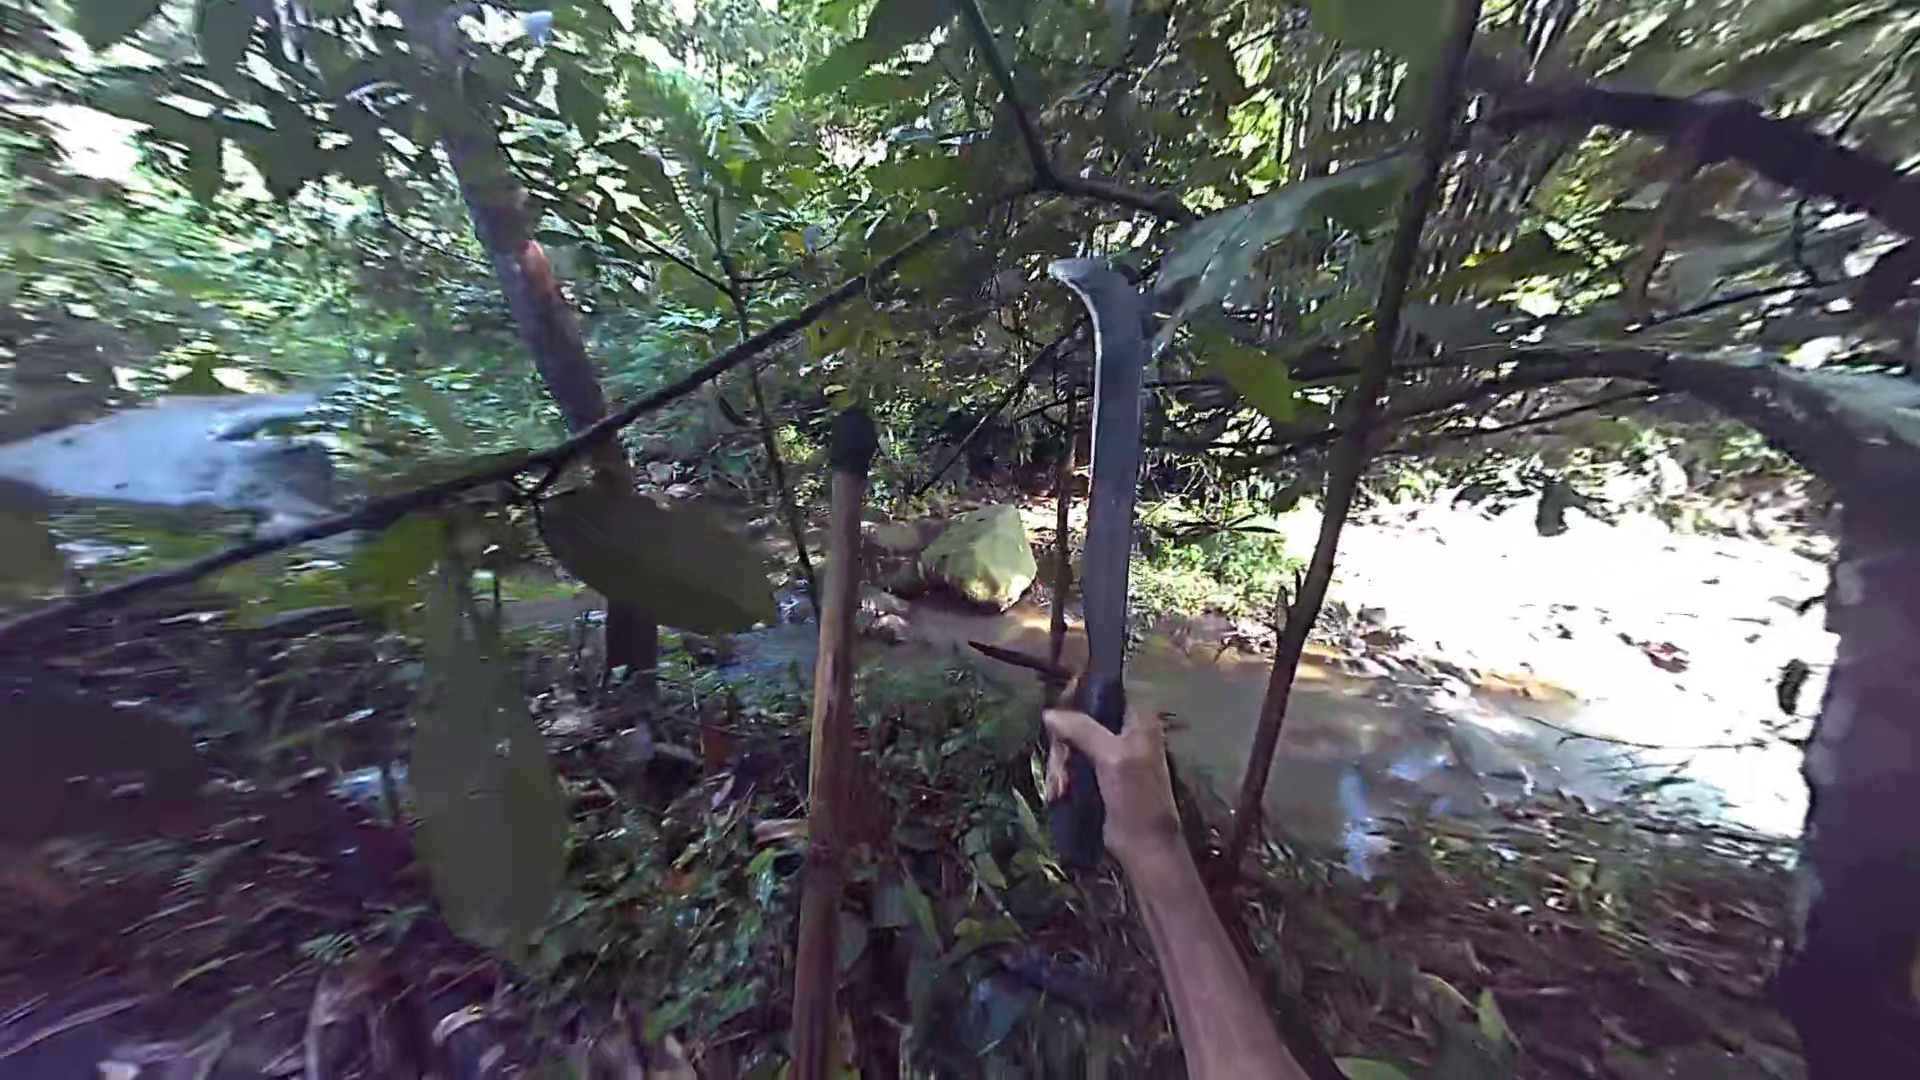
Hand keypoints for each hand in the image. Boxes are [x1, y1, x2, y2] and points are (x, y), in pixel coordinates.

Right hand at [1042, 703, 1181, 869]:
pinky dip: (1062, 778)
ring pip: (1069, 742)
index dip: (1078, 695)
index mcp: (1137, 718)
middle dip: (1063, 744)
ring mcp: (1108, 753)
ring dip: (1060, 766)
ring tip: (1060, 790)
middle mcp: (1122, 730)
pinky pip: (1070, 764)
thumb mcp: (1112, 757)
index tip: (1059, 714)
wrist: (1144, 848)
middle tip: (1062, 766)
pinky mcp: (1096, 774)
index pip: (1103, 689)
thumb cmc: (1136, 798)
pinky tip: (1059, 795)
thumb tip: (1049, 714)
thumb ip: (1082, 729)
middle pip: (1078, 717)